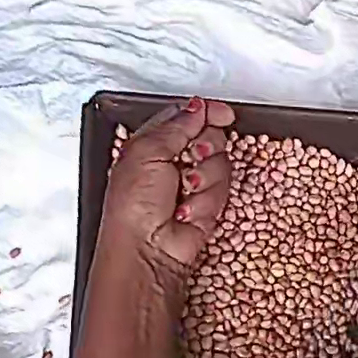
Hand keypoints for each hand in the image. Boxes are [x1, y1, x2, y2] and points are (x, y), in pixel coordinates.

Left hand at [99, 96, 235, 304]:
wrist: (146, 249)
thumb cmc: (134, 205)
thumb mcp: (147, 151)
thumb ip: (176, 125)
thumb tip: (198, 108)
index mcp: (154, 144)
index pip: (187, 118)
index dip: (206, 113)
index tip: (223, 113)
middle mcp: (175, 163)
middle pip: (210, 138)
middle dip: (207, 146)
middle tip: (193, 156)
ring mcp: (194, 185)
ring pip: (221, 164)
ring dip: (205, 176)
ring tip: (186, 190)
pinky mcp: (209, 206)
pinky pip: (223, 191)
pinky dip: (206, 200)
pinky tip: (188, 211)